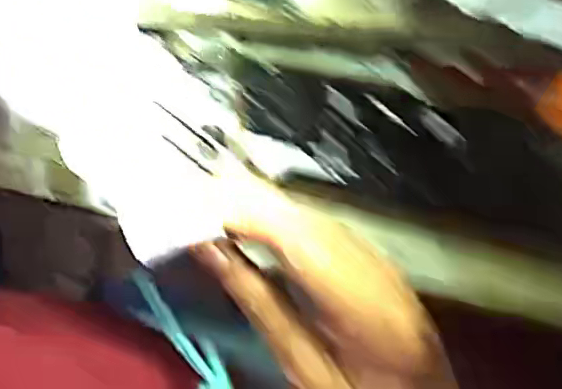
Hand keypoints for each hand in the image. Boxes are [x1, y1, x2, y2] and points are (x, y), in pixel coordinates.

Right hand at [194, 179, 454, 388]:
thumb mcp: (301, 363)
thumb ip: (254, 299)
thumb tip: (200, 241)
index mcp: (365, 306)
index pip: (290, 234)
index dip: (233, 212)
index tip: (185, 208)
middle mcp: (377, 270)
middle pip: (294, 212)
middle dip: (235, 199)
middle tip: (183, 198)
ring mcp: (377, 259)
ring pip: (300, 207)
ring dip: (250, 201)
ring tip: (205, 205)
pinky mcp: (369, 255)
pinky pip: (311, 217)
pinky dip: (272, 211)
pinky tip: (246, 217)